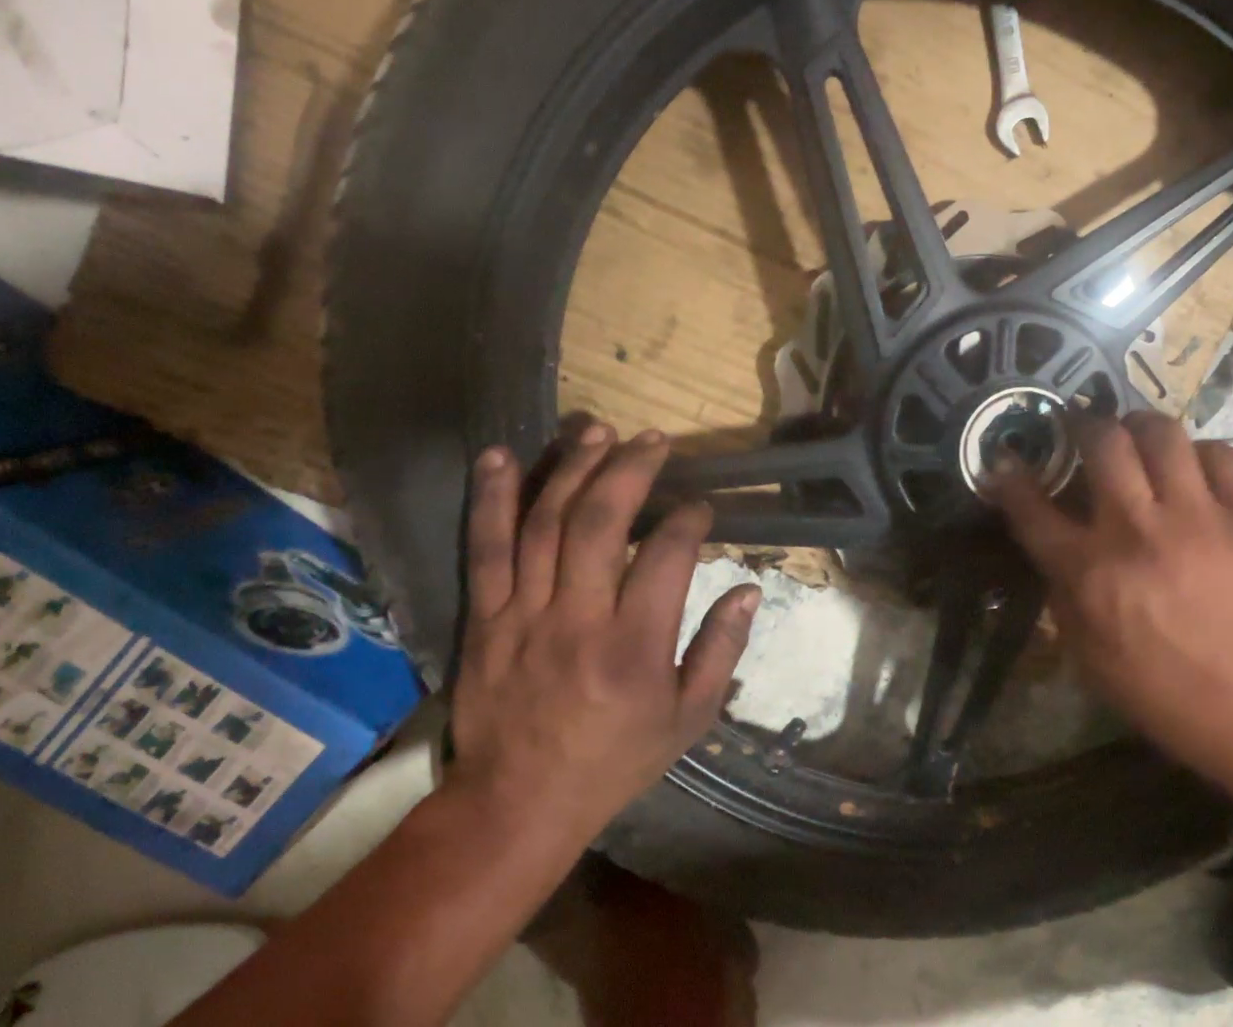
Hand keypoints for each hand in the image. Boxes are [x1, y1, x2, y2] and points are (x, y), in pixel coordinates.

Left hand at [445, 422, 761, 843]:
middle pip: (602, 523)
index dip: (689, 519)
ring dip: (573, 468)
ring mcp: (523, 614)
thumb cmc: (615, 761)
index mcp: (635, 648)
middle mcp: (578, 620)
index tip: (701, 507)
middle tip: (654, 440)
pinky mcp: (484, 618)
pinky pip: (484, 549)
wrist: (518, 802)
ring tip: (597, 430)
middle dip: (631, 470)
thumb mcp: (689, 718)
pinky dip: (492, 498)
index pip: (666, 557)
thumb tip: (749, 589)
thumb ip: (721, 650)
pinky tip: (500, 454)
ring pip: (545, 523)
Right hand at [994, 412, 1232, 796]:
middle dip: (1082, 425)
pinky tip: (1196, 471)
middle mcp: (1137, 530)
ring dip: (1139, 428)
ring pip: (1160, 433)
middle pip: (1100, 441)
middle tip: (1083, 432)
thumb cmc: (1177, 703)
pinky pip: (1221, 454)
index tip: (1004, 463)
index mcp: (1090, 574)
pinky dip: (1200, 454)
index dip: (1009, 479)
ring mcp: (1199, 515)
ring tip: (1138, 439)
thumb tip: (1055, 558)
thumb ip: (1066, 604)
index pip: (1032, 509)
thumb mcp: (1096, 667)